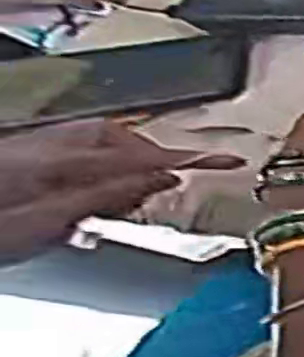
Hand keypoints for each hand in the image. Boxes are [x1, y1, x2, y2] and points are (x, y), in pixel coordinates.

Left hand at [0, 122, 241, 265]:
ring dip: (121, 158)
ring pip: (90, 137)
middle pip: (111, 133)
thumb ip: (108, 196)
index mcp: (50, 166)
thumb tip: (163, 177)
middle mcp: (33, 149)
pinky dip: (96, 163)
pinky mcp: (10, 159)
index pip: (138, 155)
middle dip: (145, 153)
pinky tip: (90, 190)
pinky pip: (70, 148)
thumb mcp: (48, 224)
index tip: (229, 161)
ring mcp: (18, 151)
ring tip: (120, 193)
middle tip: (158, 184)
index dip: (190, 158)